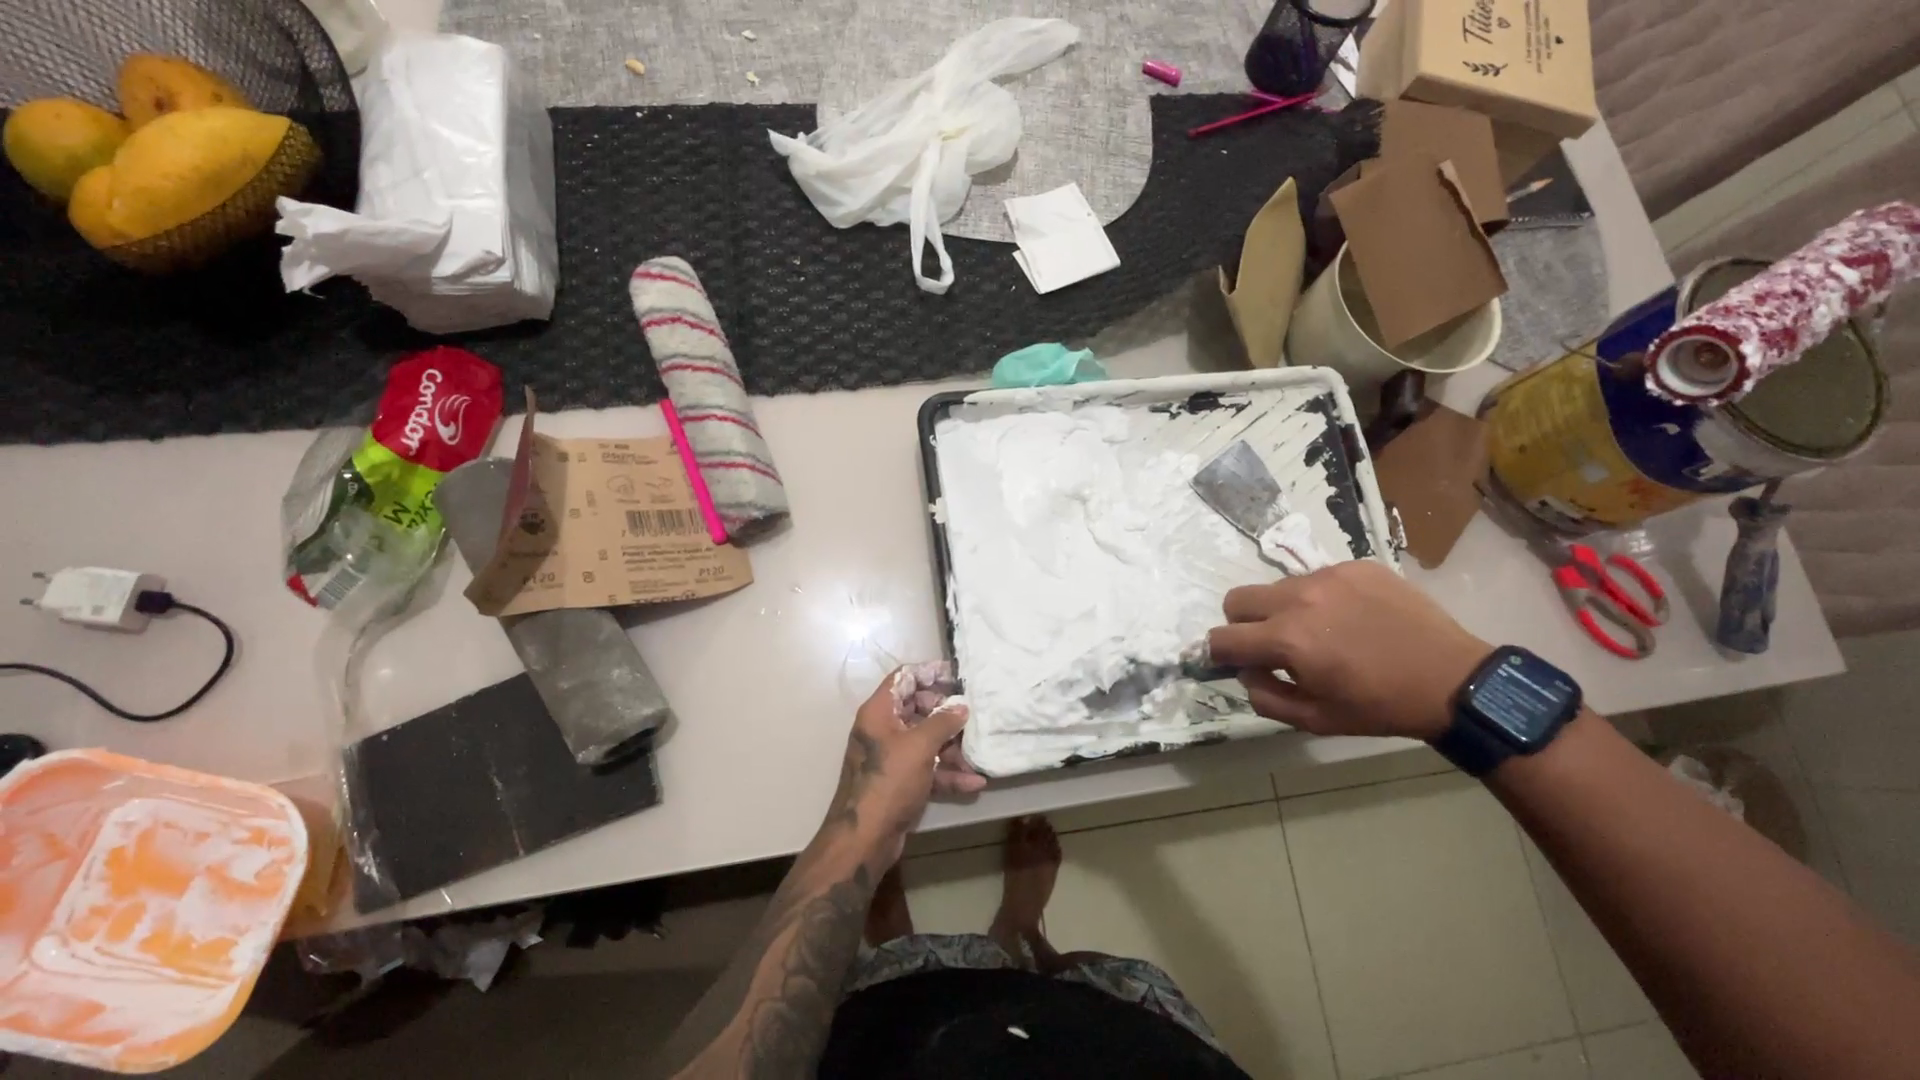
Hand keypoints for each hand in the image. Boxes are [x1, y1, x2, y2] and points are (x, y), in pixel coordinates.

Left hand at [825, 664, 986, 862]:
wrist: (865, 837)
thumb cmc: (889, 781)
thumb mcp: (919, 746)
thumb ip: (942, 722)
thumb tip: (960, 707)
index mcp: (878, 713)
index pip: (903, 679)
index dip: (929, 673)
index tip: (957, 676)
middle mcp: (882, 730)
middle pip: (917, 709)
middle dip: (947, 714)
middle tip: (973, 714)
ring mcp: (891, 758)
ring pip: (925, 742)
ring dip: (952, 748)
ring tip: (978, 752)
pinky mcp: (900, 783)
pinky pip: (927, 770)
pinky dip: (947, 774)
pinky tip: (974, 782)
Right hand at [1206, 561, 1491, 740]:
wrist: (1453, 678)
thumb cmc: (1381, 706)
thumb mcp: (1316, 720)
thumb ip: (1265, 697)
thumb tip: (1246, 672)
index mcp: (1288, 639)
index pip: (1222, 638)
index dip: (1219, 655)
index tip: (1233, 664)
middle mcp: (1300, 598)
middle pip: (1237, 599)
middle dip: (1242, 625)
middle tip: (1271, 646)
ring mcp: (1330, 576)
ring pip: (1278, 587)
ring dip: (1283, 610)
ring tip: (1322, 633)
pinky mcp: (1356, 566)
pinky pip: (1317, 578)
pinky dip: (1321, 598)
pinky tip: (1352, 619)